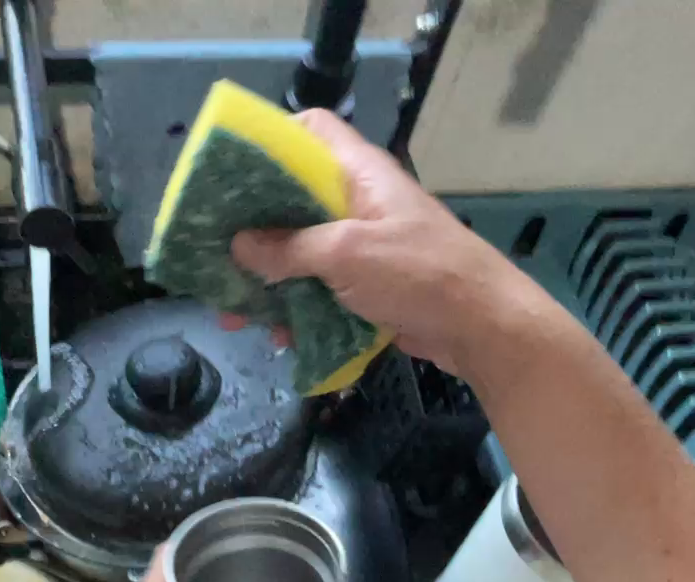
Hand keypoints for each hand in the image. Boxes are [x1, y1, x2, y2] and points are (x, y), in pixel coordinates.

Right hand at [224, 109, 567, 379]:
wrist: (477, 326)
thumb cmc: (417, 273)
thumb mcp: (346, 254)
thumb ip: (290, 248)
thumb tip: (239, 244)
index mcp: (357, 175)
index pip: (310, 133)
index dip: (270, 145)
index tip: (231, 179)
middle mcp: (355, 204)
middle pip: (292, 203)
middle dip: (253, 234)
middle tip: (216, 260)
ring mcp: (359, 248)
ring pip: (299, 255)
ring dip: (268, 284)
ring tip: (235, 315)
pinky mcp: (362, 288)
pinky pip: (316, 292)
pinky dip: (295, 311)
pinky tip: (278, 336)